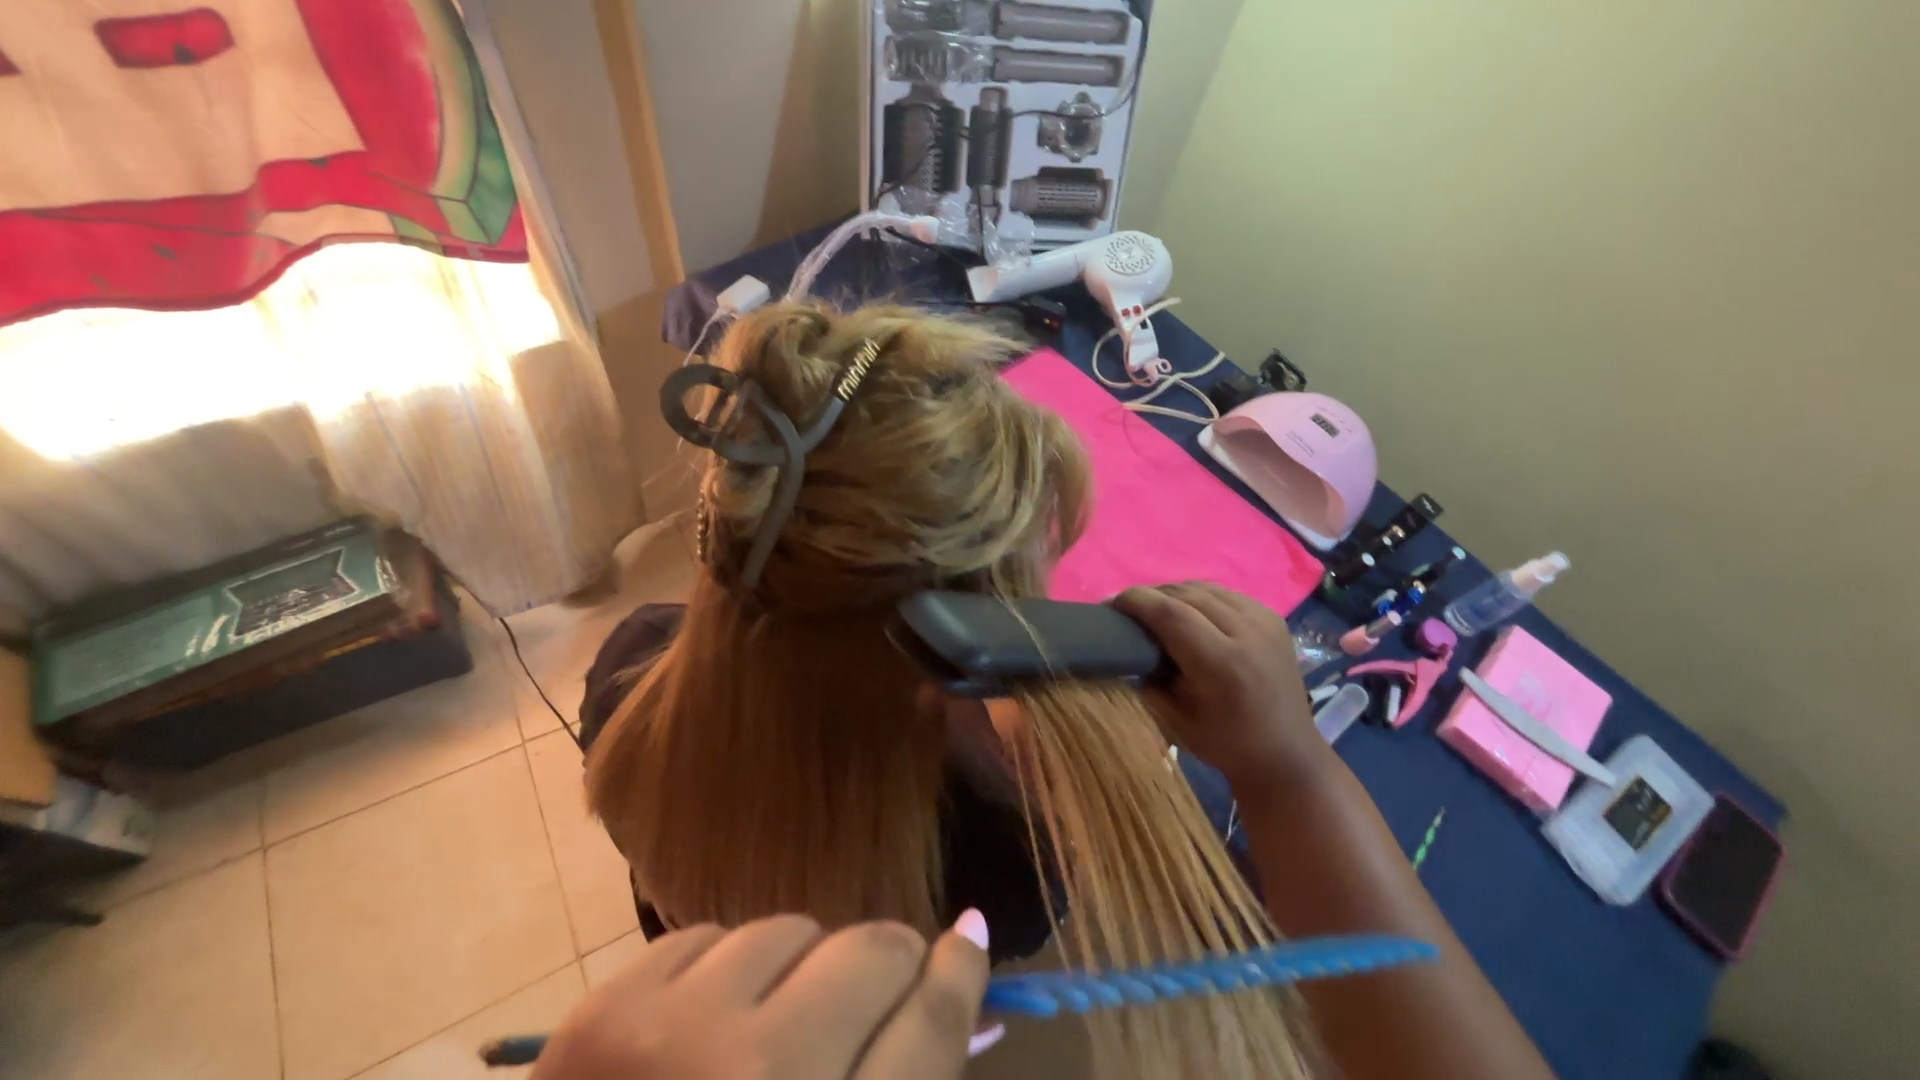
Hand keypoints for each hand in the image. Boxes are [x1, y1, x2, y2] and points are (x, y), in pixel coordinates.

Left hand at [532, 911, 997, 1079]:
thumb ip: (903, 1075)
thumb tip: (957, 969)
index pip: (930, 1026)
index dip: (960, 973)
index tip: (968, 938)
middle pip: (873, 951)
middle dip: (890, 961)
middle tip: (877, 989)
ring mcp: (672, 1036)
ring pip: (792, 928)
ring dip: (801, 967)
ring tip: (773, 1025)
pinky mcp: (605, 1010)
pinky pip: (711, 933)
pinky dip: (724, 972)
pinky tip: (702, 1030)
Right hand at [1113, 583, 1326, 789]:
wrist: (1286, 754)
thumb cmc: (1226, 745)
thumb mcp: (1175, 719)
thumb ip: (1149, 678)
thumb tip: (1127, 647)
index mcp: (1222, 663)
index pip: (1171, 612)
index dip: (1137, 601)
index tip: (1111, 605)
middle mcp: (1247, 633)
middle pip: (1187, 593)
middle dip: (1151, 595)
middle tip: (1127, 609)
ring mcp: (1265, 622)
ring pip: (1207, 588)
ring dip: (1175, 593)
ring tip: (1155, 609)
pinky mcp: (1274, 619)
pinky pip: (1227, 595)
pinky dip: (1201, 598)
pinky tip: (1190, 613)